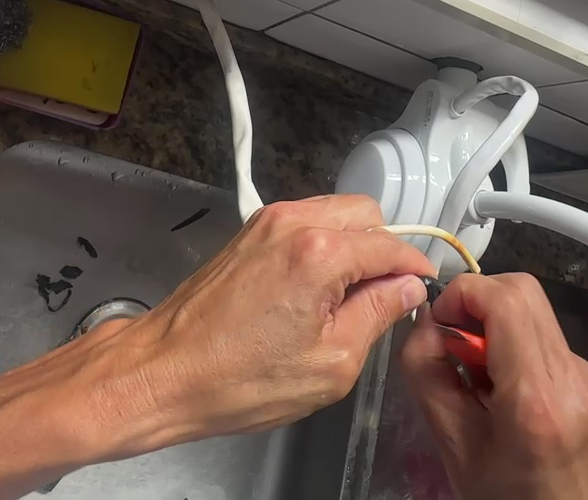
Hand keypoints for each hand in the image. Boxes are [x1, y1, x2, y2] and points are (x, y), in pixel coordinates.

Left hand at [89, 194, 434, 451]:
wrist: (164, 370)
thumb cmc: (237, 377)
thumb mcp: (330, 363)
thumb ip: (377, 314)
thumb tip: (406, 288)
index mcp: (320, 253)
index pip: (390, 244)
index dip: (415, 266)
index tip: (423, 284)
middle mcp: (294, 221)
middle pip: (366, 212)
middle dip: (384, 247)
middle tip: (386, 292)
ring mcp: (269, 221)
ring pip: (336, 211)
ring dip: (354, 242)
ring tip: (349, 294)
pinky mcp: (252, 229)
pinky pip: (307, 220)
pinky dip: (325, 242)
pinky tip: (318, 285)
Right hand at [401, 273, 587, 499]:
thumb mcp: (449, 442)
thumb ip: (426, 369)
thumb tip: (427, 318)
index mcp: (535, 399)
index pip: (504, 300)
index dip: (463, 293)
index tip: (441, 321)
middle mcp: (571, 377)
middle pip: (521, 289)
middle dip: (477, 299)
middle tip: (454, 338)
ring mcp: (586, 374)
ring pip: (532, 305)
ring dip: (493, 317)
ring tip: (476, 365)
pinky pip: (543, 330)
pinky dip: (512, 337)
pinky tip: (500, 379)